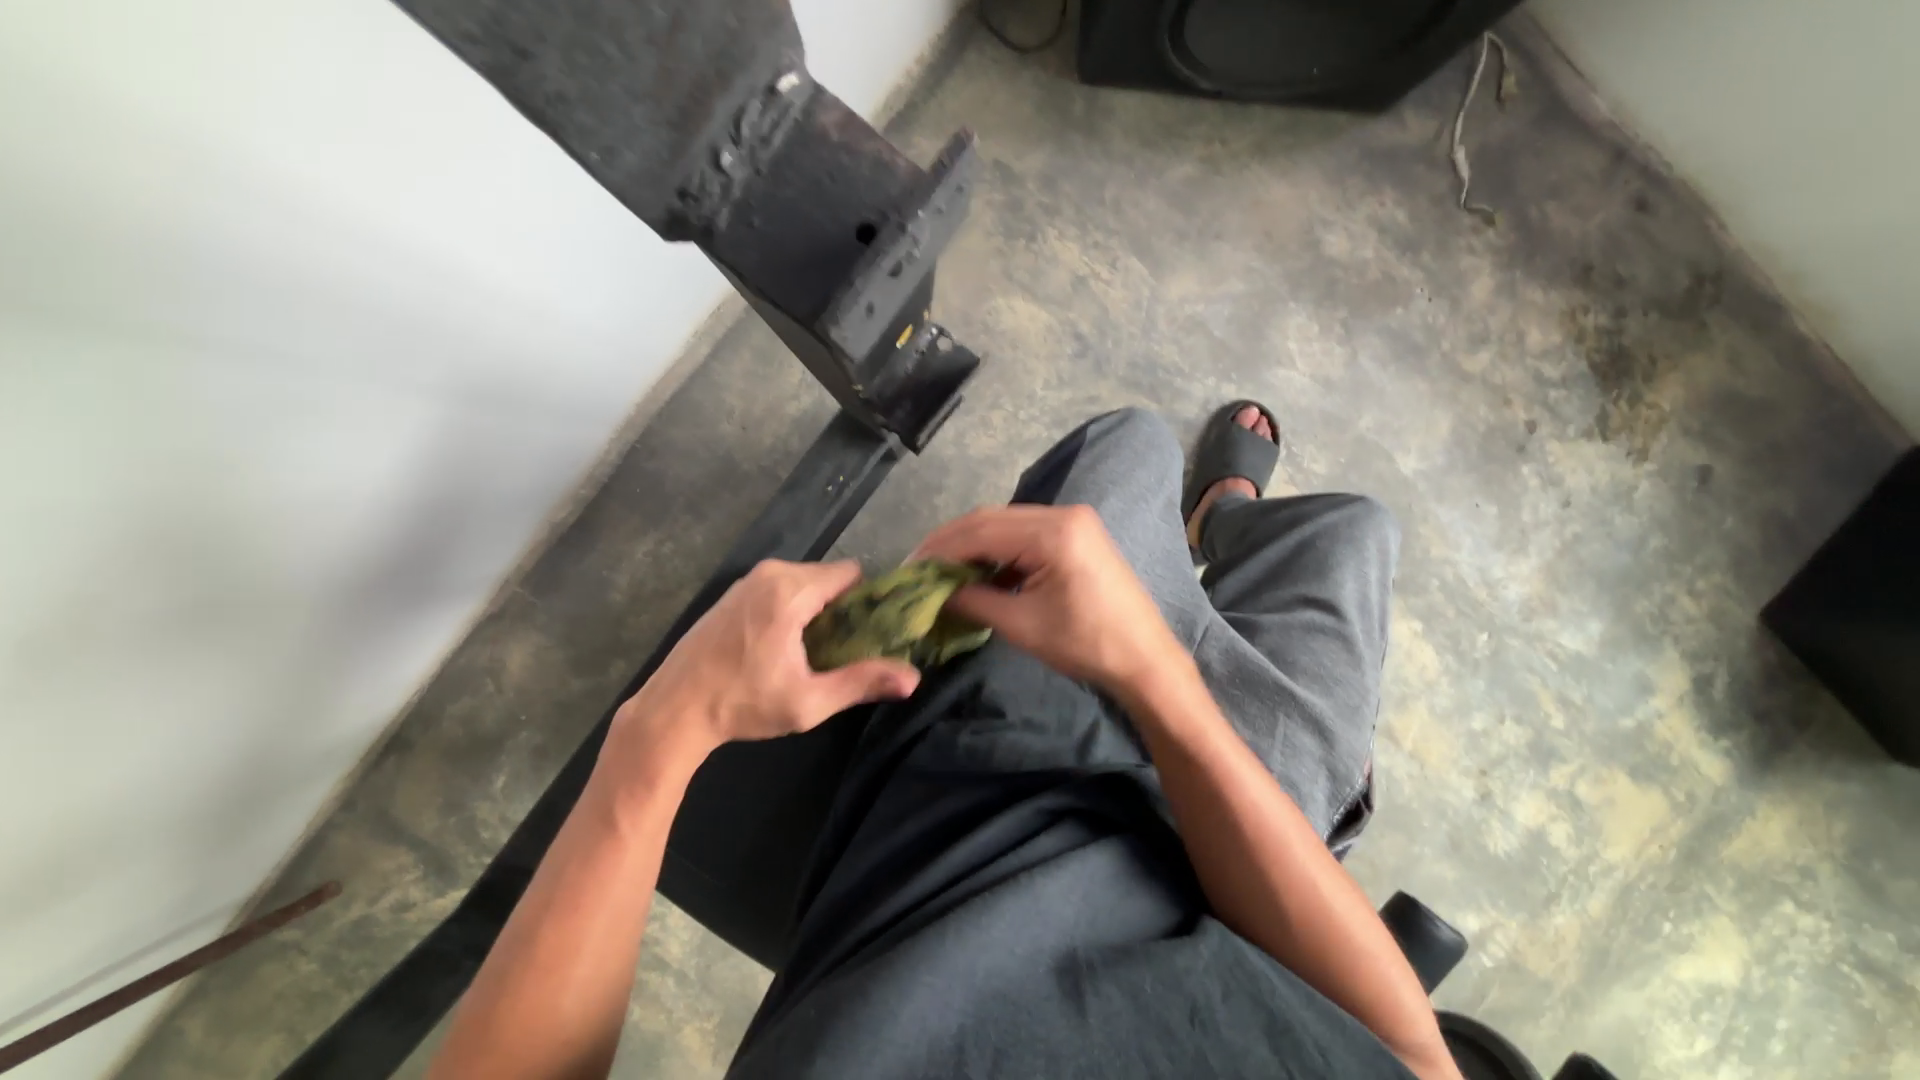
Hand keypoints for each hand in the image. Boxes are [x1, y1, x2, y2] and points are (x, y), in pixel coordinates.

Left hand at [603, 560, 920, 773]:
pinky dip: (791, 609)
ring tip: (812, 652)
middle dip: (841, 608)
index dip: (865, 602)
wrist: (674, 709)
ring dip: (815, 610)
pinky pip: (779, 588)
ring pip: (803, 582)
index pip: (850, 573)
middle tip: (841, 650)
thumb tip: (913, 679)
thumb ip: (862, 683)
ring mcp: (747, 581)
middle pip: (828, 577)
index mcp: (789, 592)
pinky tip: (782, 647)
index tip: (867, 635)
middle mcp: (769, 574)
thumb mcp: (809, 702)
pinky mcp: (732, 593)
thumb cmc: (743, 705)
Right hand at [912, 504, 1186, 692]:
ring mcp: (1073, 521)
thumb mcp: (1021, 625)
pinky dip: (998, 551)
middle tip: (918, 569)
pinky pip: (1025, 534)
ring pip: (1005, 524)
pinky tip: (978, 572)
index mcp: (1053, 532)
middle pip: (990, 519)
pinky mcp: (1077, 534)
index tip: (908, 570)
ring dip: (972, 546)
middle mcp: (1063, 514)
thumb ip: (973, 600)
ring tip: (940, 572)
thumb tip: (933, 593)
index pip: (979, 530)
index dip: (939, 549)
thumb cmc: (1086, 645)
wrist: (1145, 659)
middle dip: (951, 543)